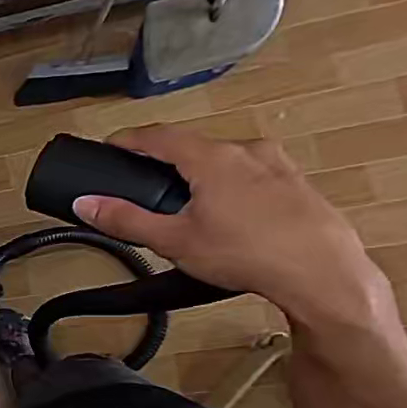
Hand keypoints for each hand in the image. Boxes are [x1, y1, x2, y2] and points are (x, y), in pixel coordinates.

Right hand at [71, 125, 396, 330]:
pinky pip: (255, 176)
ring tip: (194, 208)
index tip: (112, 146)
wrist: (320, 272)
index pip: (159, 135)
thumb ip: (127, 221)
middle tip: (151, 185)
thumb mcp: (176, 241)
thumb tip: (86, 204)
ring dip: (205, 176)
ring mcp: (277, 164)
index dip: (131, 139)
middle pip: (195, 147)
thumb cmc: (246, 253)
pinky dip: (235, 188)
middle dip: (169, 162)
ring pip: (228, 161)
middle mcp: (246, 150)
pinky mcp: (297, 184)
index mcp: (211, 157)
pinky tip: (235, 219)